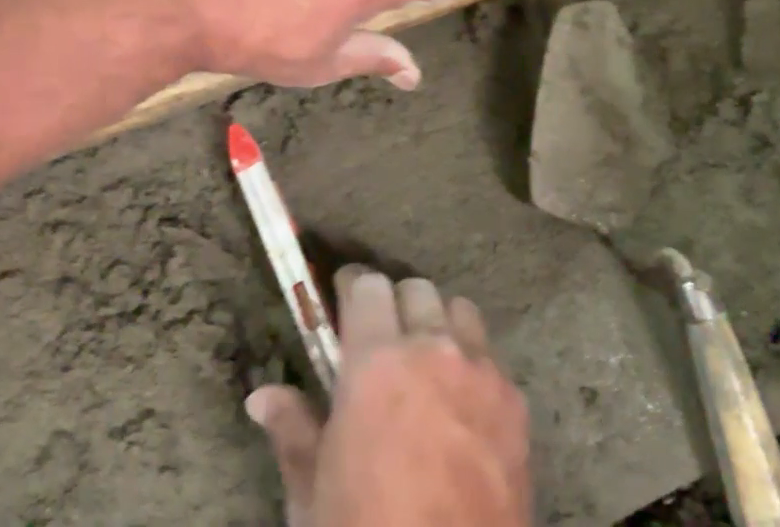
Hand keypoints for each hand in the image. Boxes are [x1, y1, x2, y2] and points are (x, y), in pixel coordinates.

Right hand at [246, 267, 531, 526]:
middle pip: (418, 289)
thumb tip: (262, 396)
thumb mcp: (313, 492)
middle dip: (396, 302)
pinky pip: (491, 357)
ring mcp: (482, 372)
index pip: (367, 287)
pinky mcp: (516, 401)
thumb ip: (293, 431)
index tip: (342, 297)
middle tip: (380, 336)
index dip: (351, 287)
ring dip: (440, 323)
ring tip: (425, 360)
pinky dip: (472, 362)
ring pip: (461, 312)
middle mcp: (434, 350)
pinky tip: (460, 401)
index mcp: (376, 363)